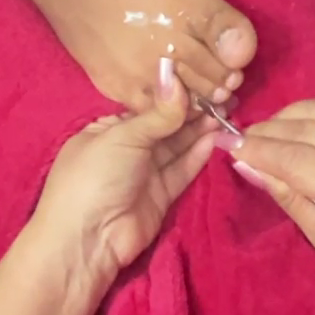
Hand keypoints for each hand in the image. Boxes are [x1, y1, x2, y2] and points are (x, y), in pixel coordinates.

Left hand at [28, 57, 220, 279]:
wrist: (88, 239)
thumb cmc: (95, 177)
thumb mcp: (124, 137)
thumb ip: (158, 112)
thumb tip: (176, 75)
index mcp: (106, 130)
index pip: (146, 108)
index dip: (173, 97)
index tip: (202, 82)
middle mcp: (125, 150)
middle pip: (163, 127)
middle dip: (190, 114)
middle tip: (222, 97)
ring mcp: (143, 174)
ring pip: (175, 148)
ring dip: (198, 132)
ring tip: (226, 114)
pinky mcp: (160, 196)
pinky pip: (181, 170)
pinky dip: (197, 155)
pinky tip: (215, 138)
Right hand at [38, 0, 255, 110]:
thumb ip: (222, 24)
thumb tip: (242, 59)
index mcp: (189, 35)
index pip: (226, 74)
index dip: (231, 75)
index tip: (230, 73)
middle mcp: (165, 64)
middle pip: (205, 94)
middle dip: (215, 92)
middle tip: (218, 88)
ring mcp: (138, 80)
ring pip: (179, 108)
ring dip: (191, 104)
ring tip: (192, 93)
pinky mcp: (115, 88)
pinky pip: (148, 111)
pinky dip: (161, 108)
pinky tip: (163, 97)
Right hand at [220, 99, 314, 293]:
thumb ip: (292, 202)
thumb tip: (250, 168)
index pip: (298, 161)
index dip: (260, 151)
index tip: (230, 148)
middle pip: (305, 131)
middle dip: (265, 131)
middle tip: (239, 138)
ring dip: (283, 117)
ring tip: (262, 131)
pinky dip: (307, 114)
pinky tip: (291, 126)